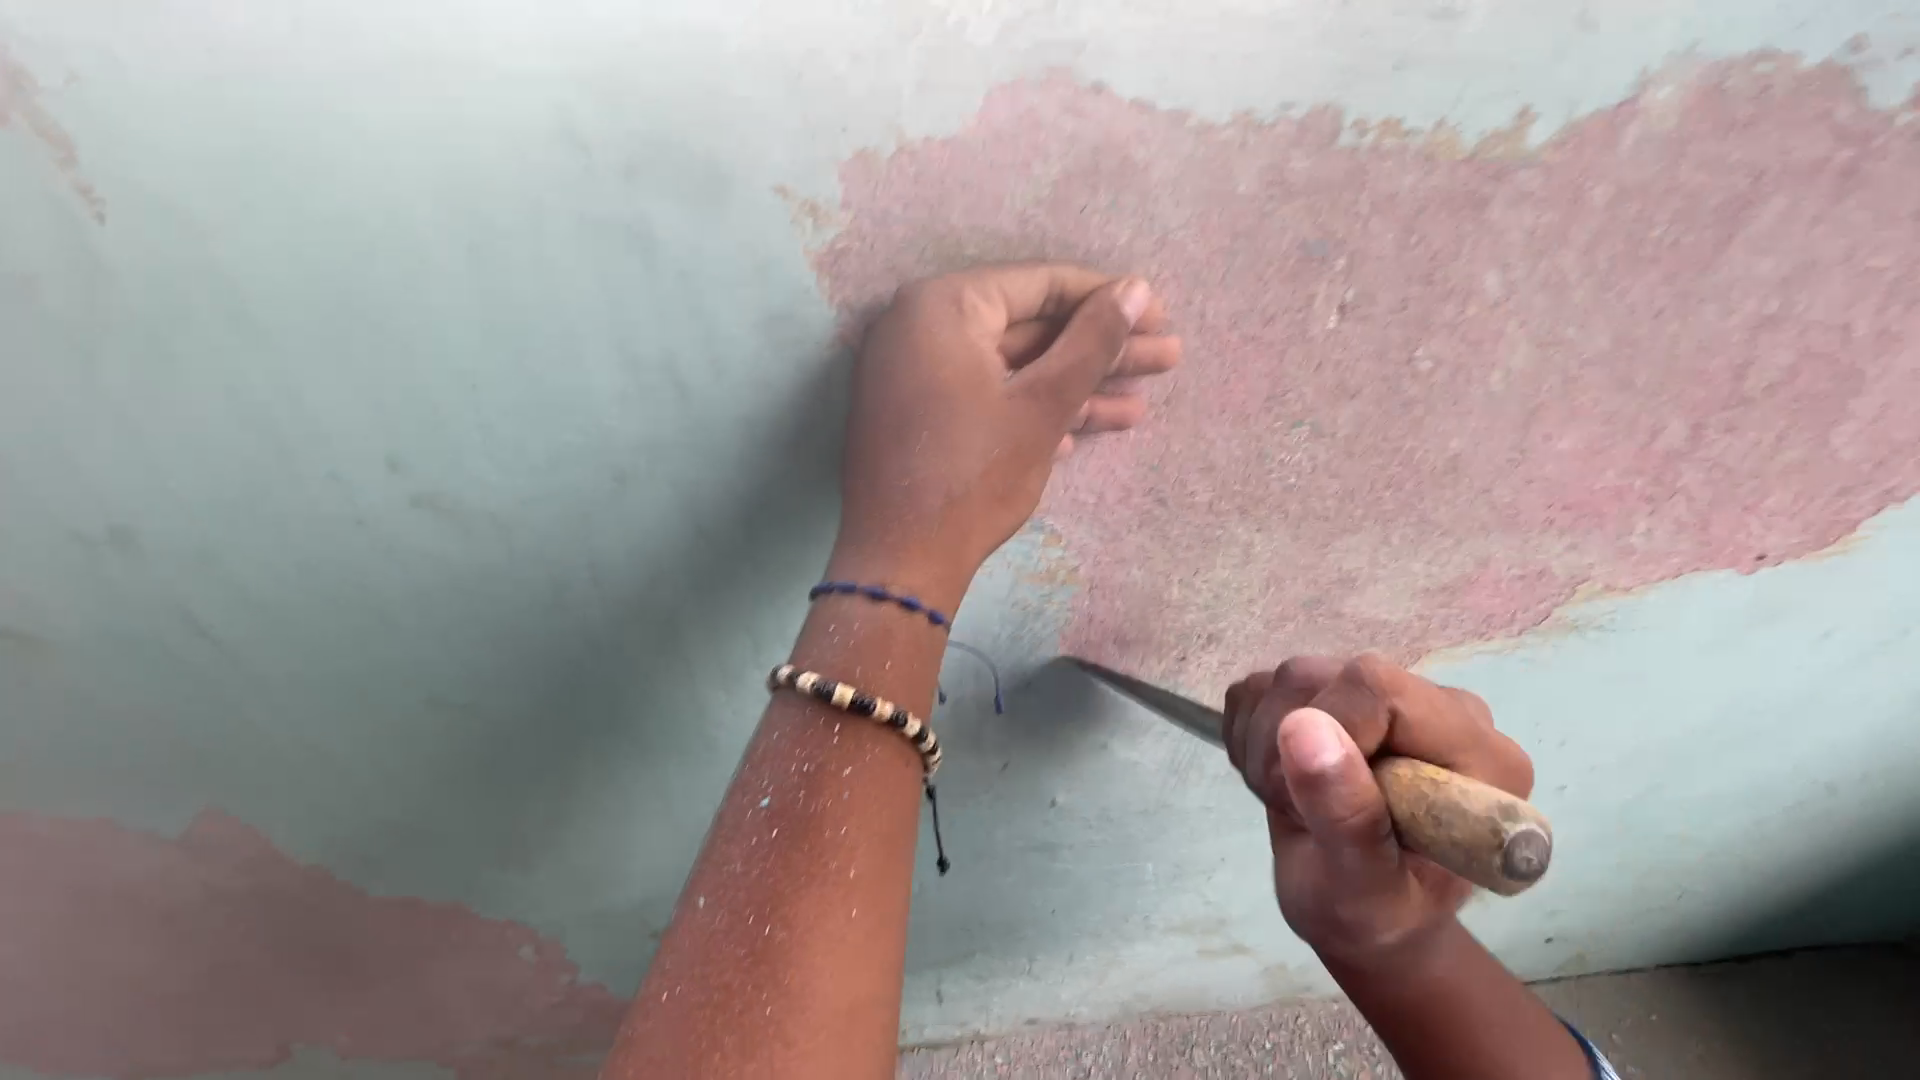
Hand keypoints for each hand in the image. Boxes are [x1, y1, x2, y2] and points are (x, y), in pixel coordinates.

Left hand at [829, 263, 1179, 608]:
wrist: (901, 560)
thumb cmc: (974, 475)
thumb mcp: (1042, 405)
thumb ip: (1092, 341)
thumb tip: (1136, 289)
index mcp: (942, 307)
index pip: (1040, 285)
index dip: (1107, 299)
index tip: (1160, 313)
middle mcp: (921, 328)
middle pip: (1029, 329)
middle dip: (1100, 350)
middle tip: (1168, 359)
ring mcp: (918, 376)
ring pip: (1013, 369)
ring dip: (1077, 387)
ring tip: (1143, 402)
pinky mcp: (923, 417)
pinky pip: (986, 398)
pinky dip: (1032, 412)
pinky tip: (1089, 430)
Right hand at [1223, 655, 1533, 969]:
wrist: (1357, 911)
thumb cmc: (1375, 916)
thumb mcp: (1365, 890)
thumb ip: (1347, 816)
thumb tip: (1303, 726)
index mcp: (1477, 752)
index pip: (1377, 687)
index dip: (1326, 729)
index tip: (1310, 797)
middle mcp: (1436, 708)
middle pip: (1323, 676)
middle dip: (1283, 746)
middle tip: (1296, 809)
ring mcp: (1380, 695)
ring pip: (1286, 678)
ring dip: (1262, 745)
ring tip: (1292, 800)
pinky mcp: (1333, 692)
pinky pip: (1262, 687)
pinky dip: (1248, 733)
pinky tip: (1280, 776)